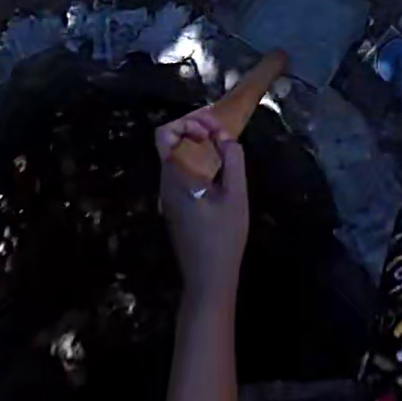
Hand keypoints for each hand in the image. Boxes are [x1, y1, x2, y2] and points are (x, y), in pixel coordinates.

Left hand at [155, 108, 249, 302]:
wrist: (208, 278)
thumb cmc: (224, 236)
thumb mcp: (236, 194)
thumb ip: (233, 159)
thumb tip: (225, 135)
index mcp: (176, 178)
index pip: (165, 135)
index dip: (187, 123)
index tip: (213, 129)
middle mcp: (166, 183)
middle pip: (169, 142)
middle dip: (194, 128)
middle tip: (220, 130)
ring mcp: (169, 195)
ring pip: (174, 155)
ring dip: (196, 142)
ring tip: (221, 142)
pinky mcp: (175, 204)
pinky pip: (180, 170)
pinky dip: (195, 158)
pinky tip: (217, 164)